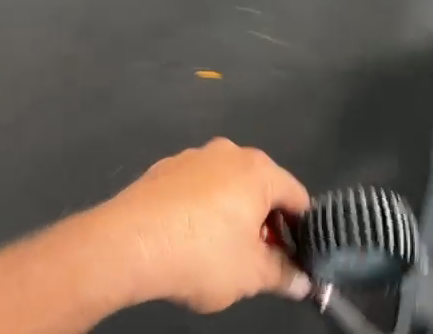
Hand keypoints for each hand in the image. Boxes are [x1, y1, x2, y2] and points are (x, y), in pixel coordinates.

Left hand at [89, 139, 311, 313]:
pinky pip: (197, 187)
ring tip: (221, 253)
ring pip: (227, 185)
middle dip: (266, 223)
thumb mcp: (252, 274)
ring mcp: (193, 156)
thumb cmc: (201, 253)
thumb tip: (302, 280)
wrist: (130, 242)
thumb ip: (283, 274)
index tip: (297, 259)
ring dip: (233, 215)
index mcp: (257, 170)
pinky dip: (202, 209)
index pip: (297, 196)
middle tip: (260, 260)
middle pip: (261, 188)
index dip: (303, 231)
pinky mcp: (165, 168)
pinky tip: (189, 238)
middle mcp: (228, 152)